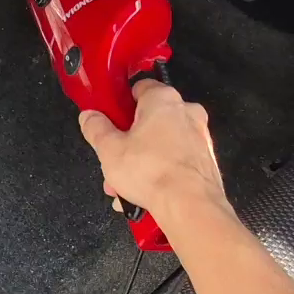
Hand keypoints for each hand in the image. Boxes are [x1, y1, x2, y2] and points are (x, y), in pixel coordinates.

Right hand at [79, 79, 232, 230]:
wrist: (189, 205)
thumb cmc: (154, 173)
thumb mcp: (108, 150)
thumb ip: (95, 129)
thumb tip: (89, 118)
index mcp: (162, 100)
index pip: (138, 88)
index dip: (119, 103)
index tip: (107, 117)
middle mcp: (185, 113)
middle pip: (148, 121)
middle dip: (127, 142)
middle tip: (113, 160)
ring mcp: (197, 136)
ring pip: (161, 145)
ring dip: (140, 162)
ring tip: (124, 186)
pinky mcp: (203, 160)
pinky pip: (174, 162)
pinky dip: (158, 173)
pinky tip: (143, 193)